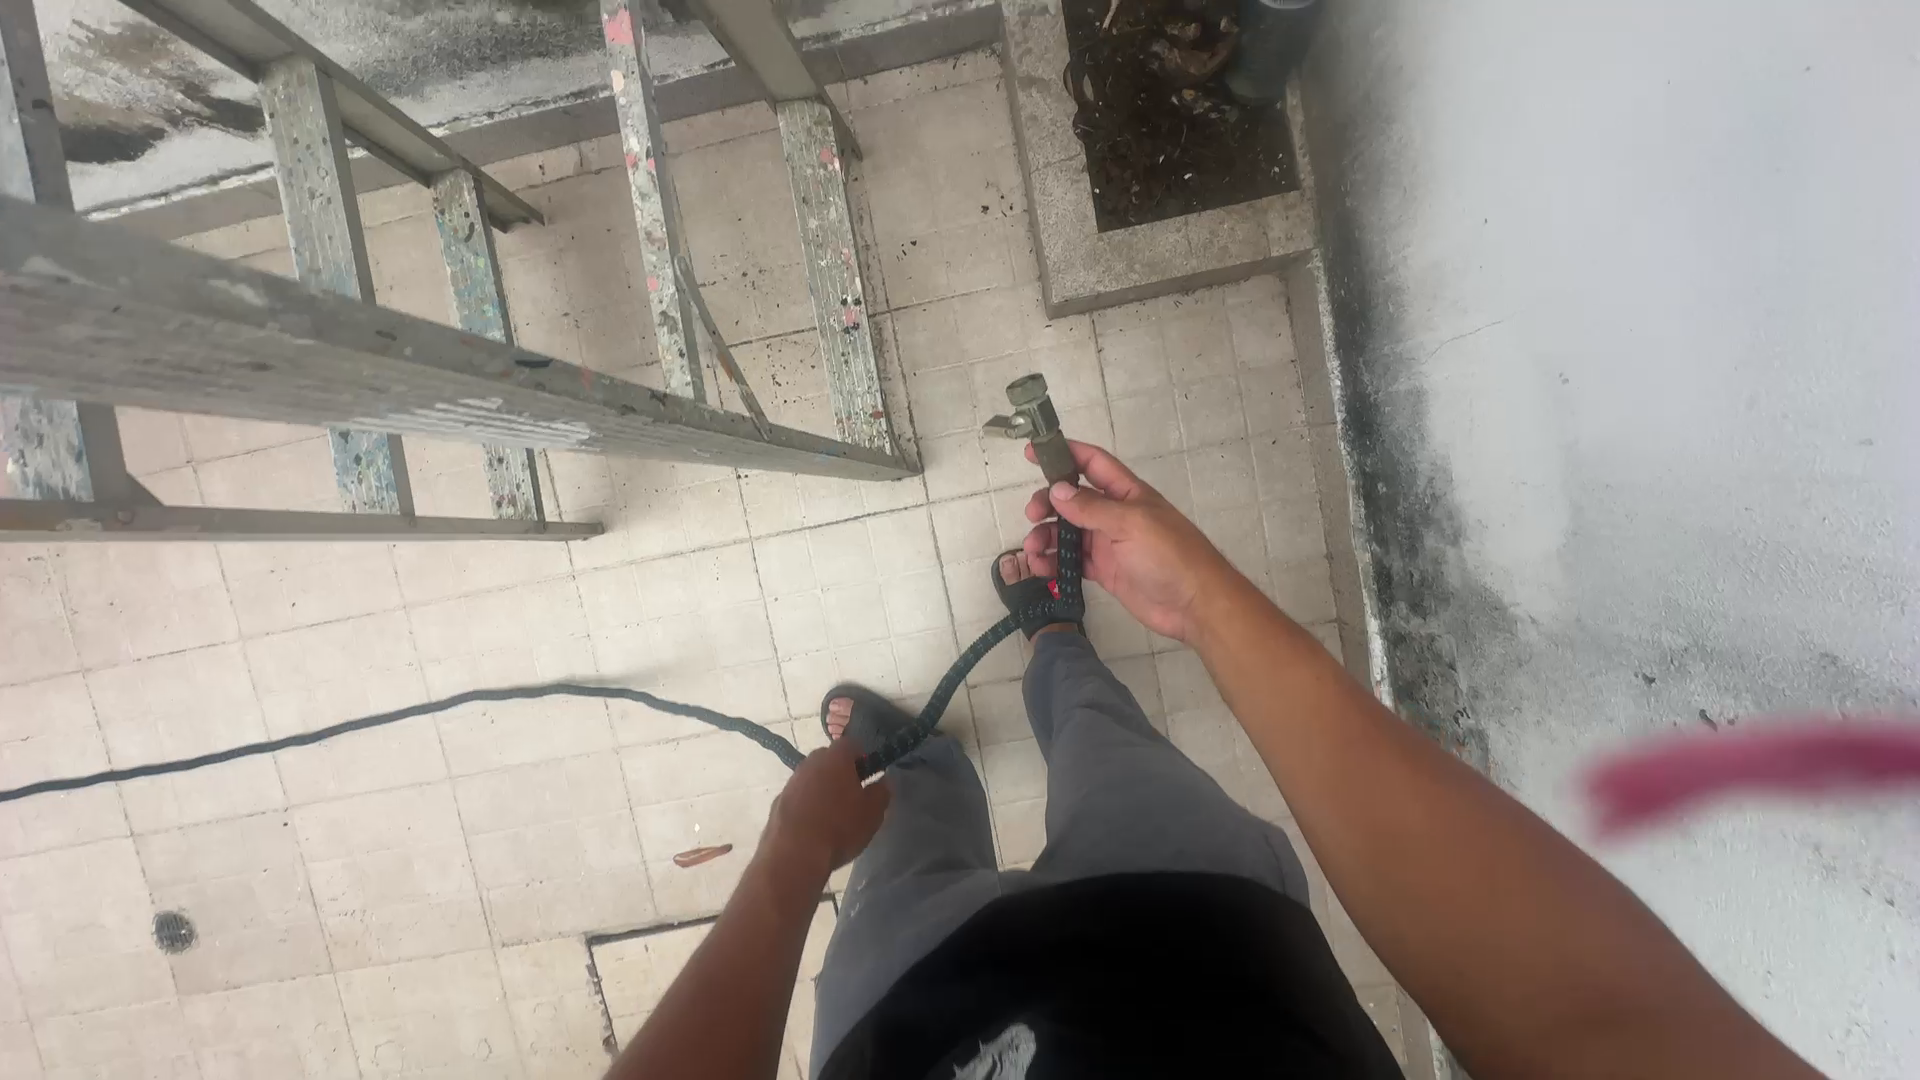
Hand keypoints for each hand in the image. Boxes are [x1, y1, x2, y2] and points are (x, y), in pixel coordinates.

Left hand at [761, 738, 890, 877]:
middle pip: (828, 759)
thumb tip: (883, 781)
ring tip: (832, 816)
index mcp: (835, 758)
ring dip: (821, 790)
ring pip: (811, 779)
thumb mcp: (873, 812)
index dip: (862, 758)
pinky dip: (806, 807)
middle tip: (852, 796)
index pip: (851, 744)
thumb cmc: (840, 827)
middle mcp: (810, 763)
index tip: (868, 776)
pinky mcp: (777, 804)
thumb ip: (882, 792)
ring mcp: (790, 783)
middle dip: (840, 773)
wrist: (793, 855)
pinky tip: (812, 829)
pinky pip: (797, 798)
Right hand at [1023, 440, 1243, 643]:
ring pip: (1067, 532)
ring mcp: (1109, 543)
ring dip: (1046, 537)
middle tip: (1031, 515)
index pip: (1092, 463)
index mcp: (1126, 493)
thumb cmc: (1170, 555)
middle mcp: (1115, 514)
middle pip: (1072, 499)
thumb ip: (1092, 507)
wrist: (1194, 604)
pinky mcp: (1105, 570)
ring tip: (1033, 551)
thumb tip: (1057, 490)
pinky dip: (1054, 562)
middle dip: (1048, 503)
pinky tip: (1041, 568)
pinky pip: (1072, 560)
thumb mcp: (1131, 524)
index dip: (1065, 454)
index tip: (1032, 452)